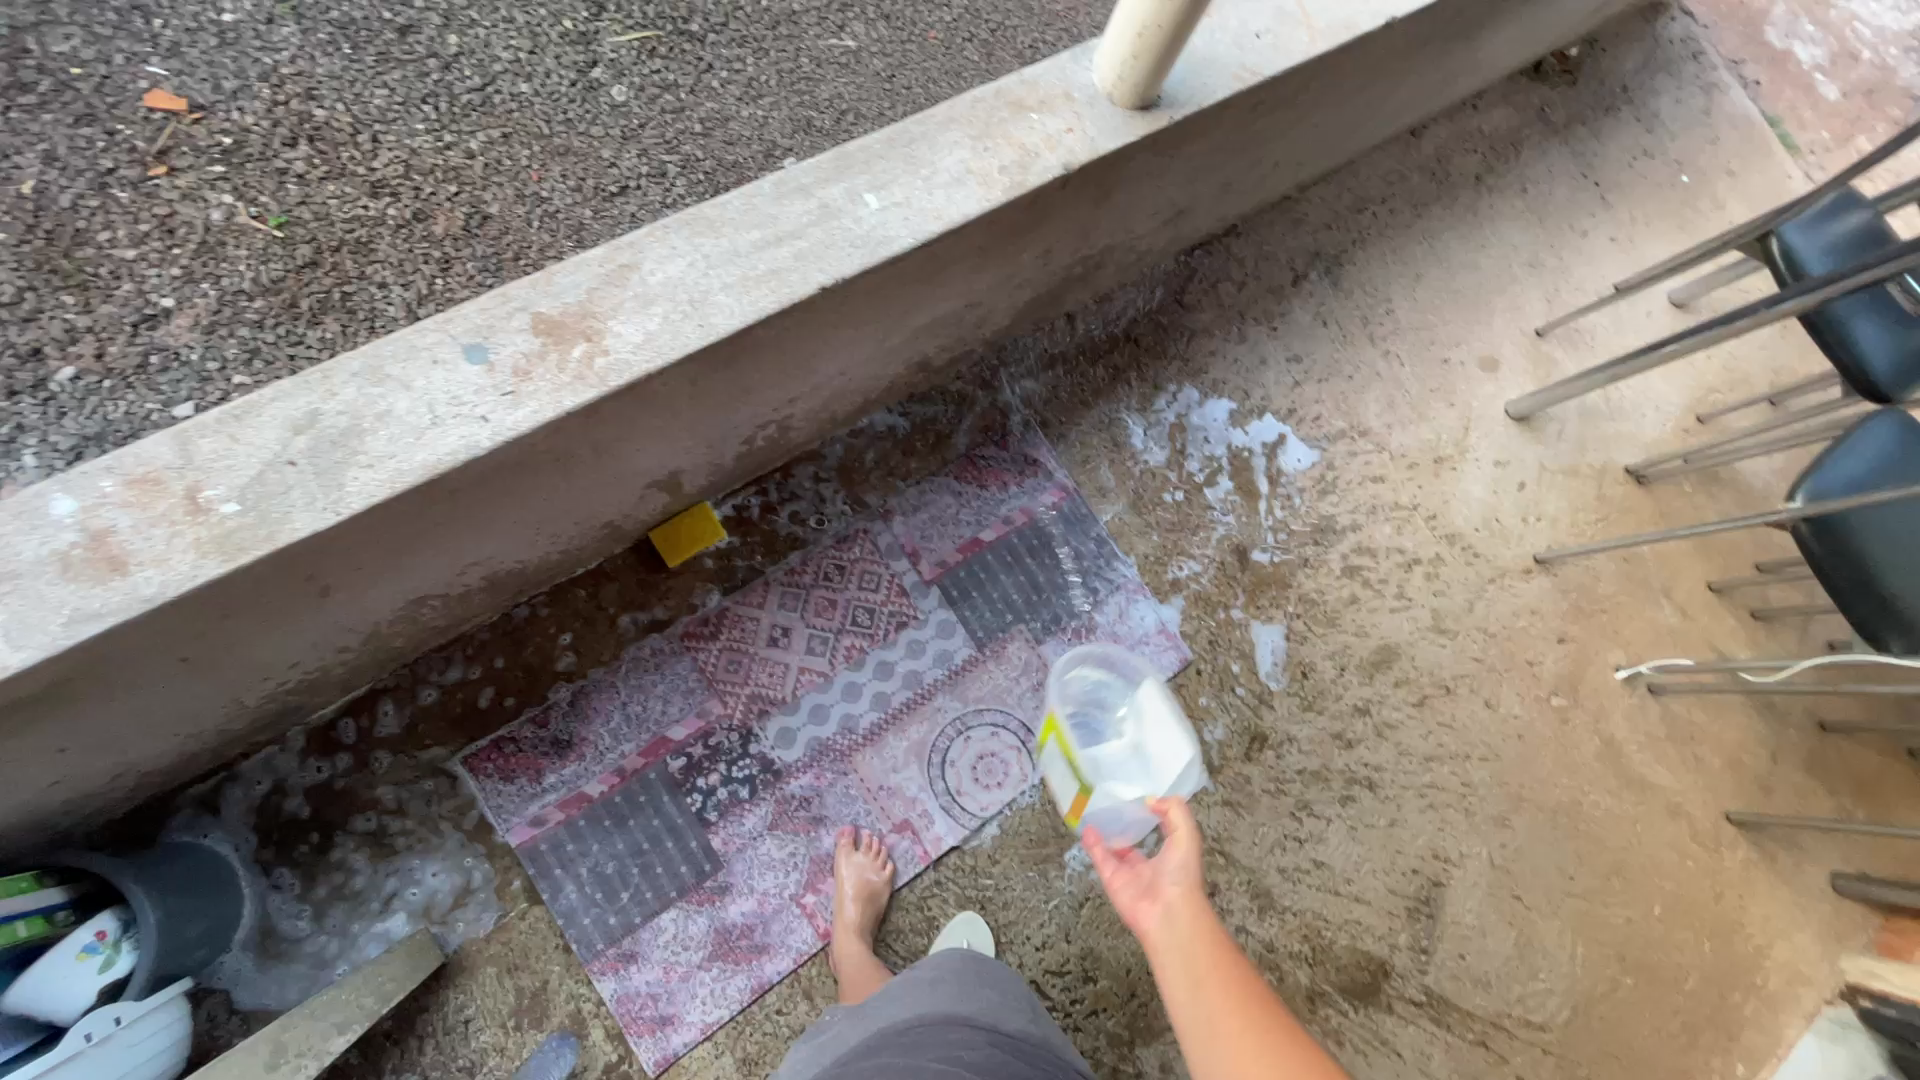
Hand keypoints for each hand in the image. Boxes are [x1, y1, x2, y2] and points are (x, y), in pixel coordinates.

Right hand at [1082, 796, 1208, 947]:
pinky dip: (1092, 843)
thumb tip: (1150, 799)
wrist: (1168, 911)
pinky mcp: (1111, 879)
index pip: (1157, 829)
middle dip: (1124, 822)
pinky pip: (1099, 857)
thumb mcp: (1187, 834)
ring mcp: (1127, 872)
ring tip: (1095, 810)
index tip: (1138, 794)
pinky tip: (1087, 826)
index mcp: (1169, 853)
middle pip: (1132, 839)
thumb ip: (1174, 811)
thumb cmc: (1181, 872)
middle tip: (1112, 800)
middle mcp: (1148, 863)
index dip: (1149, 812)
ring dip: (1104, 831)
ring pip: (1112, 848)